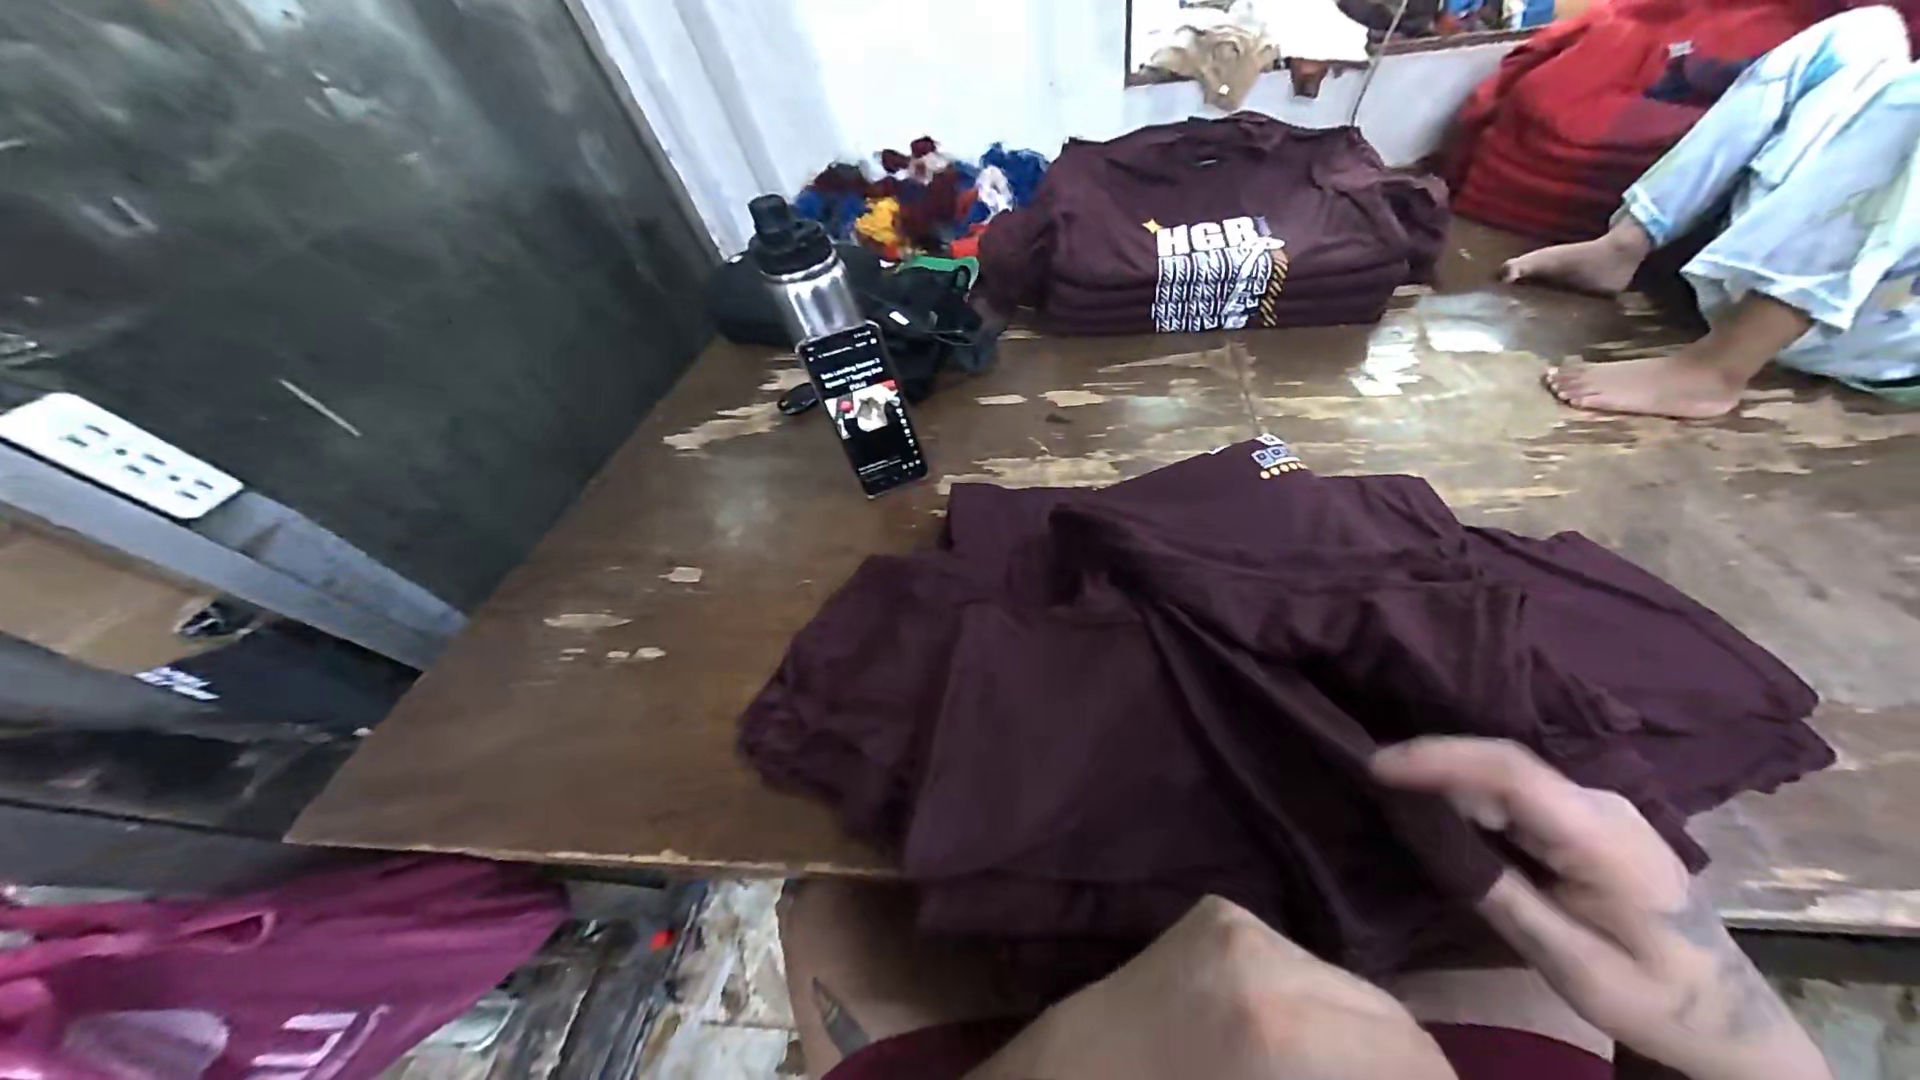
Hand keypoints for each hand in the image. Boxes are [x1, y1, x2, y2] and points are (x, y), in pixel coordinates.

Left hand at [967, 896, 1455, 1079]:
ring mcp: (1236, 920)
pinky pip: (1300, 961)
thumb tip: (1424, 1079)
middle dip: (1406, 1078)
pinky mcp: (1216, 910)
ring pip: (1350, 987)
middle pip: (1396, 1022)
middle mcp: (1266, 953)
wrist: (1069, 1079)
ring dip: (1362, 1041)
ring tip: (1330, 1076)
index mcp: (1285, 1028)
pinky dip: (1316, 1004)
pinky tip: (1285, 1037)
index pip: (1420, 1062)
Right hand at [1373, 737, 1830, 1079]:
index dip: (1439, 758)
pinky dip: (1466, 790)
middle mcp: (1600, 804)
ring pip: (1502, 771)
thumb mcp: (1573, 964)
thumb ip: (1498, 892)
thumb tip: (1424, 830)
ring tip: (1394, 791)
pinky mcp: (1581, 811)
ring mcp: (1593, 803)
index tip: (1376, 763)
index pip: (1512, 774)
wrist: (1730, 1015)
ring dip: (1446, 778)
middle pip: (1500, 764)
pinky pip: (1511, 786)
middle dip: (1431, 767)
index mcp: (1606, 842)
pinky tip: (1439, 806)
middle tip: (1373, 781)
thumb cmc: (1656, 999)